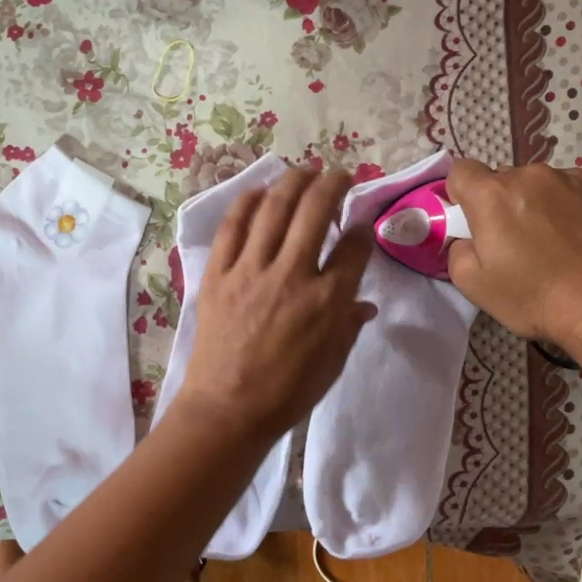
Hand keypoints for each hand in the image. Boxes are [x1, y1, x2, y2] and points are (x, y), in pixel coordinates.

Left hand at [173, 169, 375, 443]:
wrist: (227, 409)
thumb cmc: (286, 393)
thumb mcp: (332, 364)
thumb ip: (349, 325)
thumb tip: (362, 304)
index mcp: (328, 301)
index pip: (353, 247)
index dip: (362, 229)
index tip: (361, 224)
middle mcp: (292, 275)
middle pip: (316, 211)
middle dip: (334, 184)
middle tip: (341, 175)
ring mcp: (250, 271)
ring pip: (274, 209)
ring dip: (293, 182)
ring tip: (305, 172)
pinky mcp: (218, 274)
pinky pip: (232, 228)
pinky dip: (246, 204)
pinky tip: (259, 191)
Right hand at [446, 161, 581, 356]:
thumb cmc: (536, 298)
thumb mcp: (473, 284)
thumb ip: (458, 249)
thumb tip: (469, 238)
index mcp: (493, 195)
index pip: (461, 171)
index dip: (461, 195)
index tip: (472, 221)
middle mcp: (534, 175)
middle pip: (505, 179)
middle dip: (503, 203)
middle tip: (517, 242)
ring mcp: (577, 179)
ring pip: (544, 185)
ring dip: (542, 205)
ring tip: (558, 243)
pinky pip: (580, 192)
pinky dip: (576, 209)